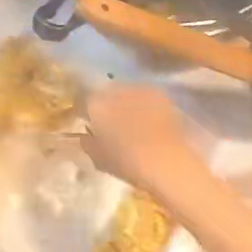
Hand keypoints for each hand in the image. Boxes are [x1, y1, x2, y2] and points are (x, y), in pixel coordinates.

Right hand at [82, 85, 199, 198]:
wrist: (168, 160)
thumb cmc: (129, 163)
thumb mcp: (99, 160)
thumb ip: (87, 143)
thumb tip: (85, 135)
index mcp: (95, 105)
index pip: (82, 101)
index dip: (85, 112)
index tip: (88, 123)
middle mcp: (114, 90)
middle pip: (104, 93)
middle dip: (105, 104)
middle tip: (110, 122)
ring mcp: (138, 88)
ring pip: (125, 91)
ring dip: (125, 102)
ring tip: (132, 120)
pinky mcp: (158, 92)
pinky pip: (144, 94)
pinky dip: (143, 103)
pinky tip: (149, 118)